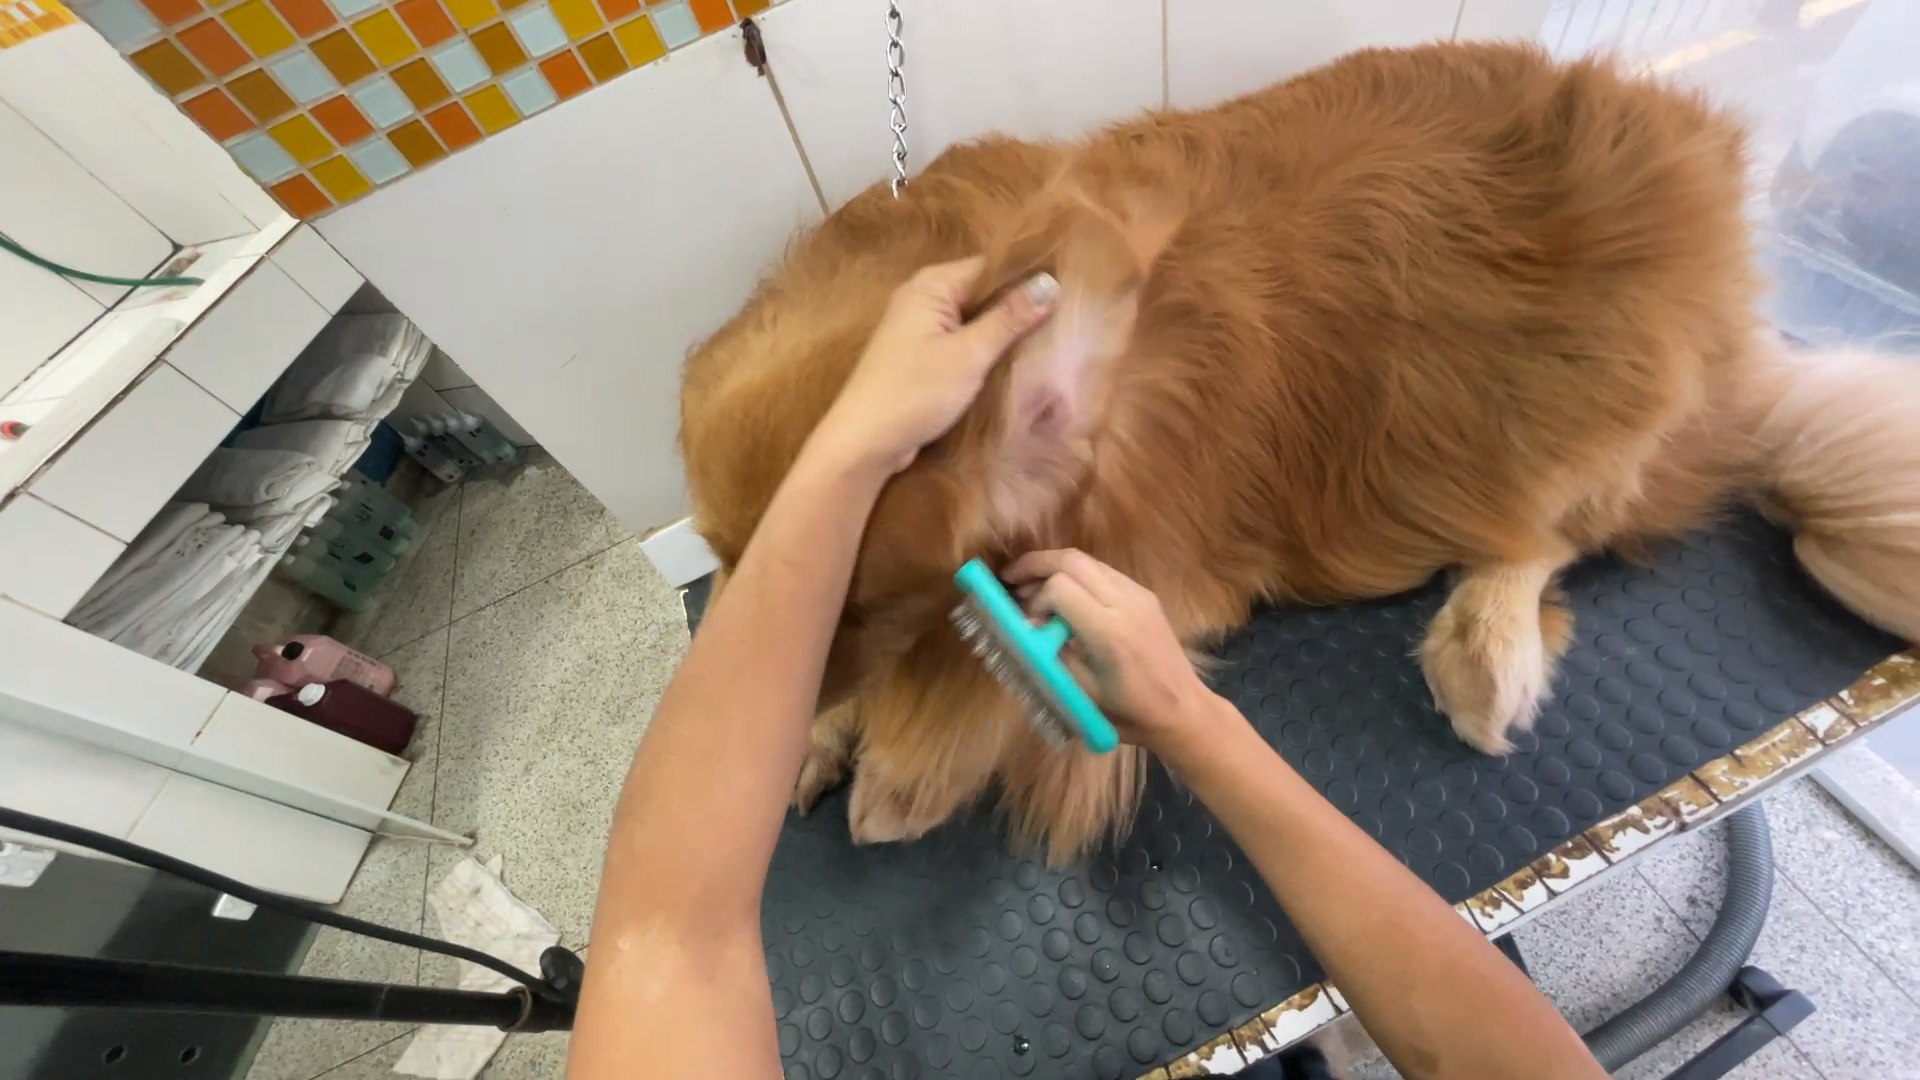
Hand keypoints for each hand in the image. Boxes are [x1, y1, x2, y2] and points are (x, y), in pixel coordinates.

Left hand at [813, 257, 1056, 474]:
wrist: (865, 442)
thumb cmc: (915, 391)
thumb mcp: (969, 354)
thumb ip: (1009, 318)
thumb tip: (1049, 283)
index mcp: (932, 285)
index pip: (990, 266)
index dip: (1027, 278)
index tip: (1067, 292)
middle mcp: (923, 299)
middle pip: (982, 294)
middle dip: (1018, 309)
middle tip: (1064, 322)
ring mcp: (920, 332)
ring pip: (974, 323)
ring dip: (1003, 336)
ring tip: (1048, 344)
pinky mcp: (921, 361)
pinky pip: (962, 347)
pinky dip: (984, 355)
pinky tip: (1012, 368)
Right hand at [1001, 549, 1232, 756]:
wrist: (1183, 711)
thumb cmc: (1130, 713)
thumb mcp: (1081, 694)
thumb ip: (1052, 653)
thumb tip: (1026, 625)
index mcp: (1109, 632)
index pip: (1059, 587)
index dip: (1035, 599)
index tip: (1030, 621)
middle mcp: (1126, 603)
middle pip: (1072, 560)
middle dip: (1036, 564)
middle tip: (1012, 578)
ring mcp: (1139, 595)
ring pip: (1088, 561)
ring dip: (1056, 567)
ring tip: (1033, 586)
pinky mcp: (1145, 595)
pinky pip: (1104, 572)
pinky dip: (1078, 575)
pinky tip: (1066, 595)